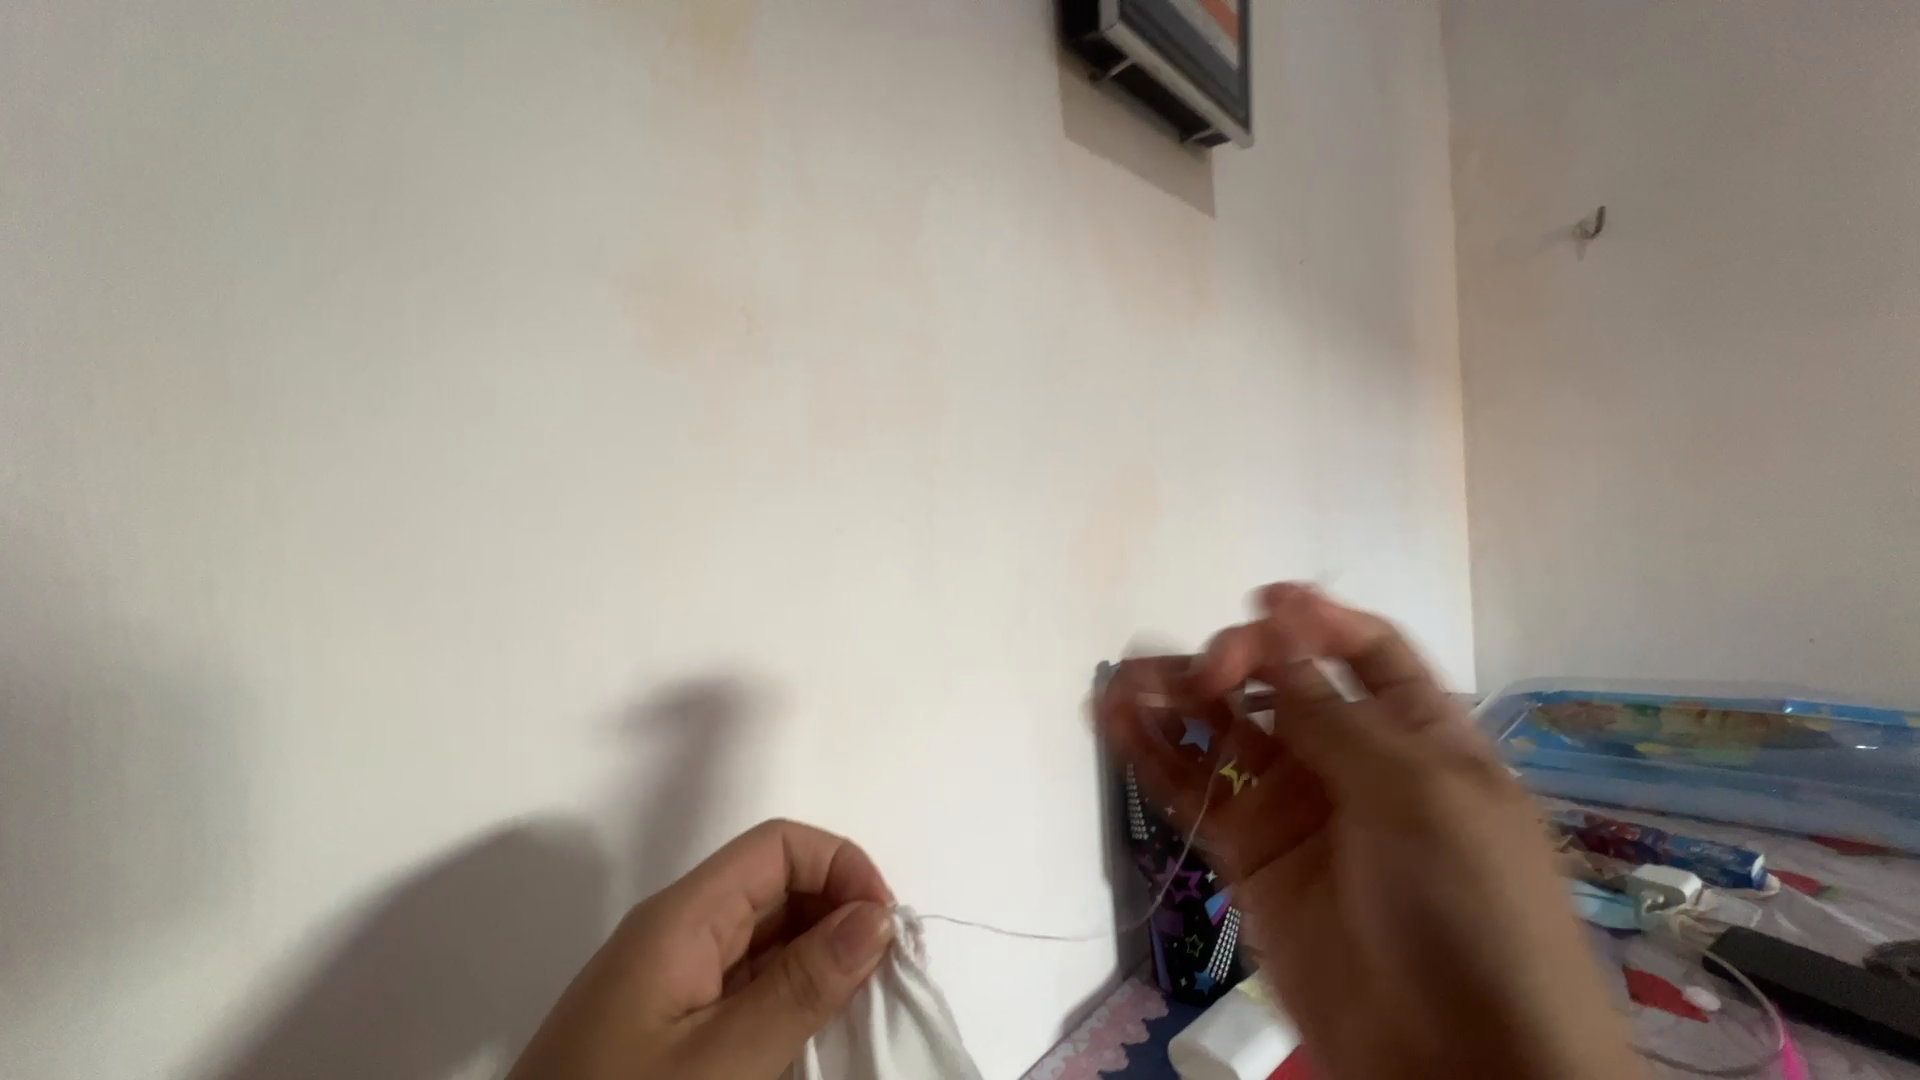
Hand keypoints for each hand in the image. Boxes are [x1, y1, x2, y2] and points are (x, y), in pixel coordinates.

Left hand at [507, 819, 895, 1079]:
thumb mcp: (722, 1064)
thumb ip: (803, 985)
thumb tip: (877, 915)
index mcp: (682, 918)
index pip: (778, 846)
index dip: (841, 866)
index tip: (884, 928)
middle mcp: (678, 932)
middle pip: (776, 884)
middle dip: (840, 912)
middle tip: (887, 977)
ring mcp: (672, 979)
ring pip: (767, 935)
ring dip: (822, 958)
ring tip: (865, 1008)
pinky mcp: (671, 1024)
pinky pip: (747, 984)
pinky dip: (792, 997)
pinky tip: (819, 1034)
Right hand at [1099, 584, 1641, 1079]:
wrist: (1455, 1060)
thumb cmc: (1468, 909)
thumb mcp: (1418, 794)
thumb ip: (1334, 715)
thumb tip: (1276, 633)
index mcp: (1416, 733)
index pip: (1363, 651)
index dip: (1315, 619)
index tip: (1263, 603)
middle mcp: (1350, 757)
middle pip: (1279, 682)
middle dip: (1235, 660)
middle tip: (1203, 671)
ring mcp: (1292, 803)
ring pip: (1222, 730)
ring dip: (1172, 698)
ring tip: (1122, 681)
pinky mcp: (1246, 849)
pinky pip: (1192, 788)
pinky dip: (1151, 753)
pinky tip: (1114, 720)